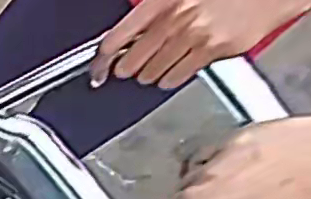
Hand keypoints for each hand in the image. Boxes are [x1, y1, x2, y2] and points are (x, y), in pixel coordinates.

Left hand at [93, 0, 310, 89]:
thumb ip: (155, 6)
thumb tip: (129, 31)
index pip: (115, 40)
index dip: (101, 61)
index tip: (98, 71)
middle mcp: (176, 17)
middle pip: (129, 64)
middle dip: (129, 66)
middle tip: (139, 59)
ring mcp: (194, 35)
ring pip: (149, 75)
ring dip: (152, 71)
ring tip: (168, 54)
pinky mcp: (212, 49)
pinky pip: (173, 78)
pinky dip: (172, 76)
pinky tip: (183, 60)